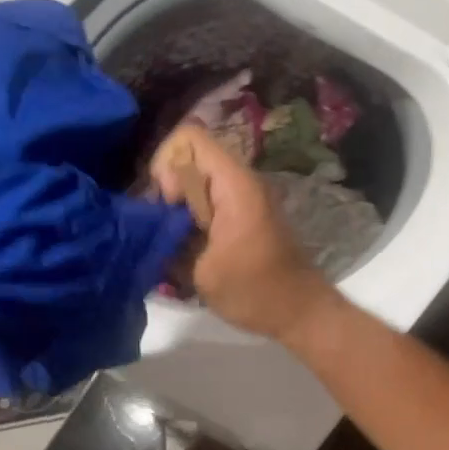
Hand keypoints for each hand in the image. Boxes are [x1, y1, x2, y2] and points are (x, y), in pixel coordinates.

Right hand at [149, 124, 339, 342]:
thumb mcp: (202, 271)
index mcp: (233, 184)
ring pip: (195, 181)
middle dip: (167, 188)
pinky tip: (185, 247)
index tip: (166, 204)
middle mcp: (239, 181)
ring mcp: (242, 197)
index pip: (189, 138)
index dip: (165, 164)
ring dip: (177, 206)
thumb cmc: (253, 291)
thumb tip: (149, 226)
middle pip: (189, 158)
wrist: (299, 312)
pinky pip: (207, 200)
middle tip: (162, 227)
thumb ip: (171, 240)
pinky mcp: (242, 215)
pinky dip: (190, 217)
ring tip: (170, 240)